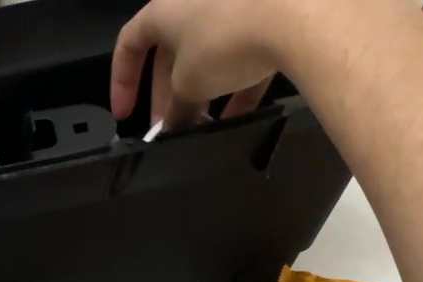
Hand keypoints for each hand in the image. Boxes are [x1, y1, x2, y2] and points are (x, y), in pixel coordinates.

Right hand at [110, 0, 298, 129]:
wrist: (300, 10)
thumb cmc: (225, 41)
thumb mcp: (189, 86)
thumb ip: (175, 108)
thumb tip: (173, 124)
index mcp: (165, 8)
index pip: (129, 43)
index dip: (121, 82)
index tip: (126, 114)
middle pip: (171, 52)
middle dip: (169, 95)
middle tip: (170, 128)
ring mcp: (234, 3)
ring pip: (208, 52)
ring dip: (204, 91)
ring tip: (205, 125)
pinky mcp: (268, 11)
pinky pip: (245, 48)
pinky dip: (238, 79)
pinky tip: (240, 113)